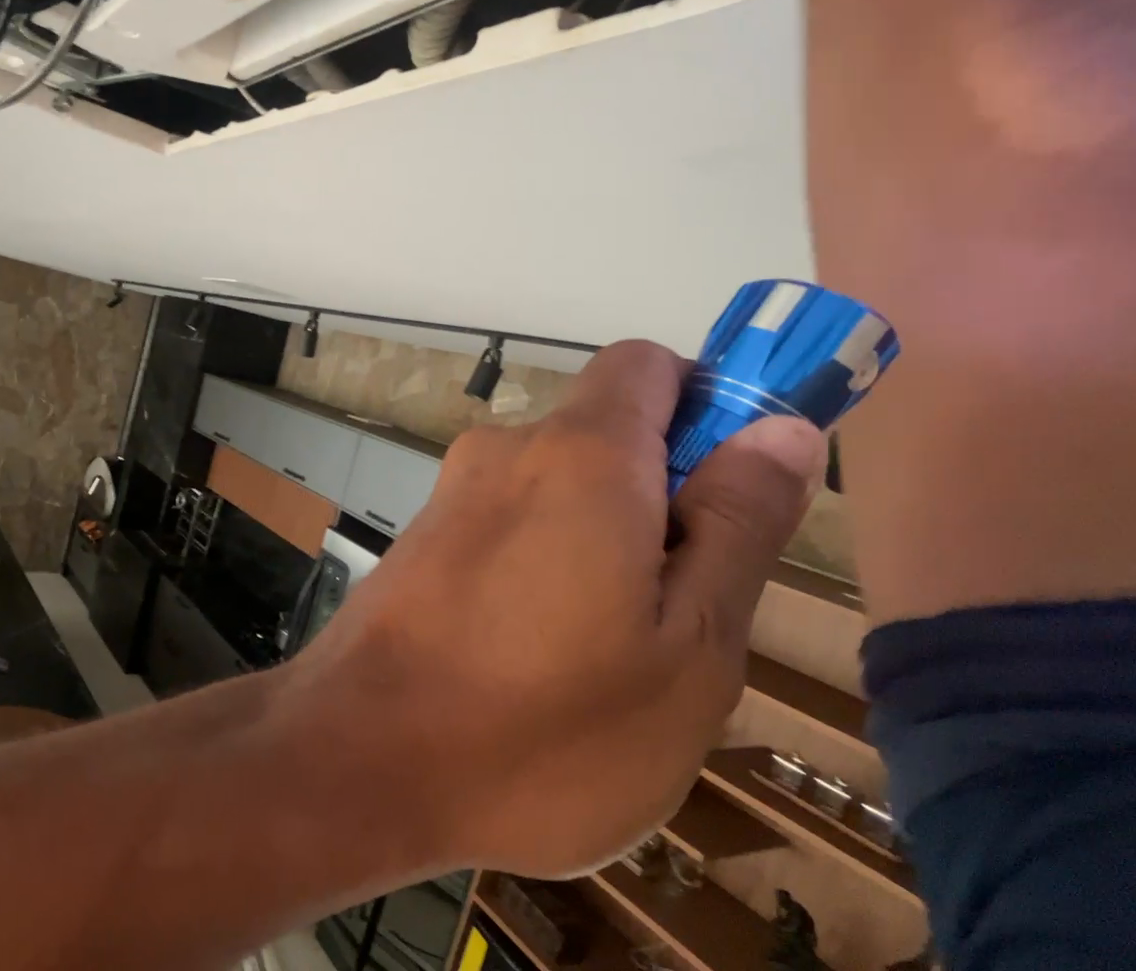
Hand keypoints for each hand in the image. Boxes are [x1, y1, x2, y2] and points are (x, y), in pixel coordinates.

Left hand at [286, 341, 825, 877]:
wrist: (356, 768)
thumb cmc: (544, 728)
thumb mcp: (690, 645)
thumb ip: (739, 525)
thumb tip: (779, 426)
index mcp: (579, 456)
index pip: (650, 366)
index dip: (710, 408)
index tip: (735, 499)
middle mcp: (501, 456)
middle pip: (606, 440)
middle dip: (659, 507)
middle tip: (675, 620)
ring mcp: (448, 504)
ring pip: (556, 500)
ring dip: (600, 556)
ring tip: (605, 665)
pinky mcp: (416, 552)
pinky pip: (505, 539)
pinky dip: (539, 580)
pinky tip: (533, 671)